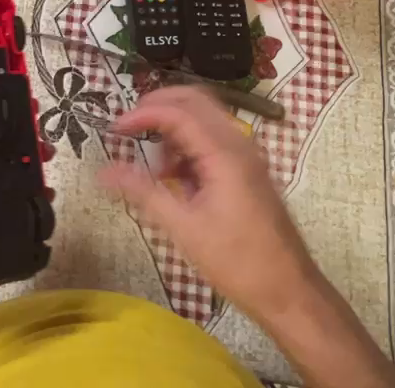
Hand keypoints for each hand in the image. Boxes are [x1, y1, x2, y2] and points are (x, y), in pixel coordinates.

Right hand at [98, 86, 310, 308]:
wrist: (291, 294)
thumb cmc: (237, 263)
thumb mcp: (183, 228)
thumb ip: (143, 192)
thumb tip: (103, 172)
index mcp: (224, 153)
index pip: (177, 112)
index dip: (141, 114)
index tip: (114, 128)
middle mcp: (239, 143)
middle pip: (194, 100)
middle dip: (158, 106)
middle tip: (130, 126)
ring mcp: (247, 155)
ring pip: (205, 116)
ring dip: (174, 125)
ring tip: (152, 160)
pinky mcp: (249, 169)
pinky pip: (214, 137)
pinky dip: (189, 143)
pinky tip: (176, 176)